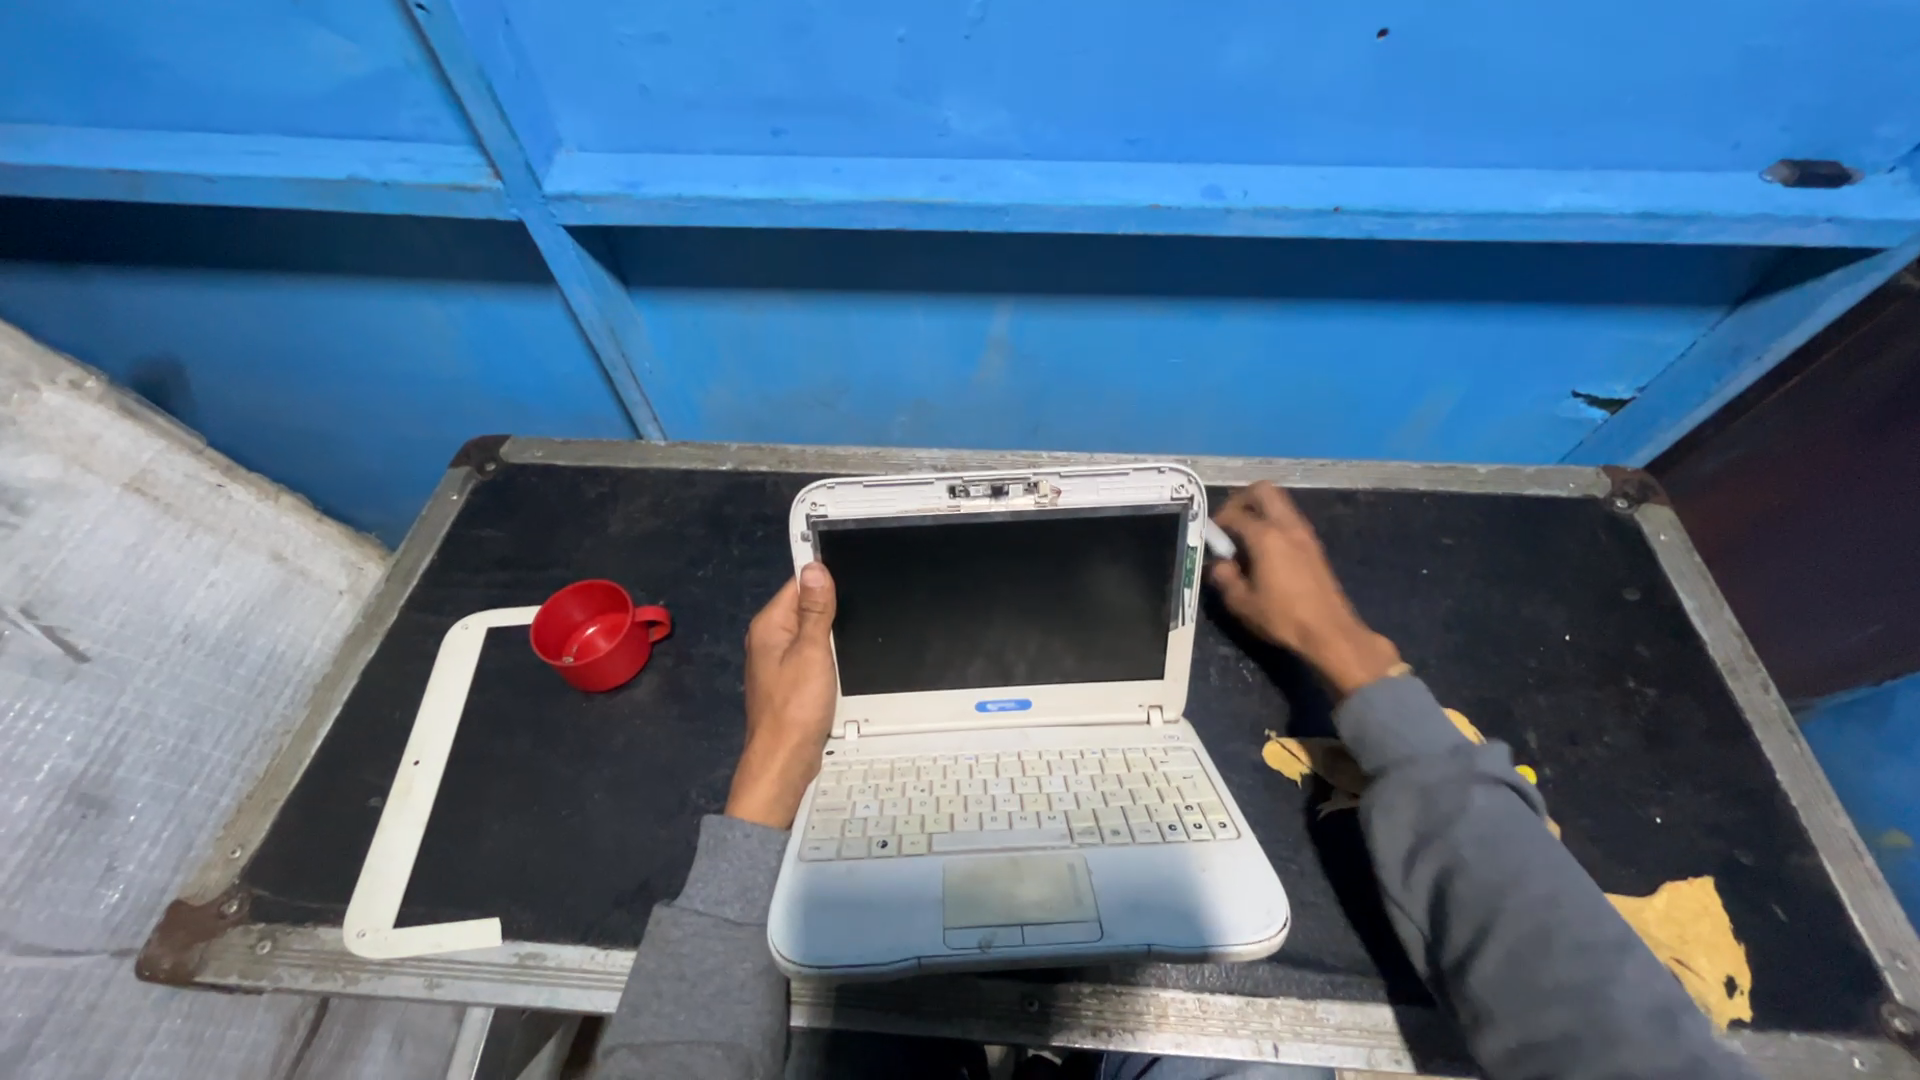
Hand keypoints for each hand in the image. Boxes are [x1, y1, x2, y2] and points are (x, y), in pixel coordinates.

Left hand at [728, 562, 838, 828]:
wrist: (785, 760)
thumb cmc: (797, 706)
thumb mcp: (812, 651)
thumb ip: (815, 610)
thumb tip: (814, 569)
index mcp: (769, 626)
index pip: (798, 585)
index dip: (824, 578)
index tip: (854, 573)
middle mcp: (768, 639)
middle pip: (804, 607)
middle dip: (831, 604)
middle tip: (865, 603)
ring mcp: (778, 660)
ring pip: (809, 631)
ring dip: (831, 629)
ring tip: (859, 627)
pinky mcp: (789, 680)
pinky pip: (811, 652)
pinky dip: (828, 650)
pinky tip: (845, 655)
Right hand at [1209, 482, 1402, 697]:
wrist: (1329, 632)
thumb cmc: (1282, 617)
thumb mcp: (1241, 602)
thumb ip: (1224, 577)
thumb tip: (1219, 564)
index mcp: (1265, 537)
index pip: (1233, 514)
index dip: (1216, 523)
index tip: (1209, 539)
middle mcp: (1286, 526)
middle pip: (1262, 490)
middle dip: (1240, 500)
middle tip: (1228, 523)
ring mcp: (1304, 533)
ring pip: (1279, 502)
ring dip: (1258, 510)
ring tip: (1244, 538)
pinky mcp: (1313, 544)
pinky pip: (1289, 518)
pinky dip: (1272, 522)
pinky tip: (1264, 550)